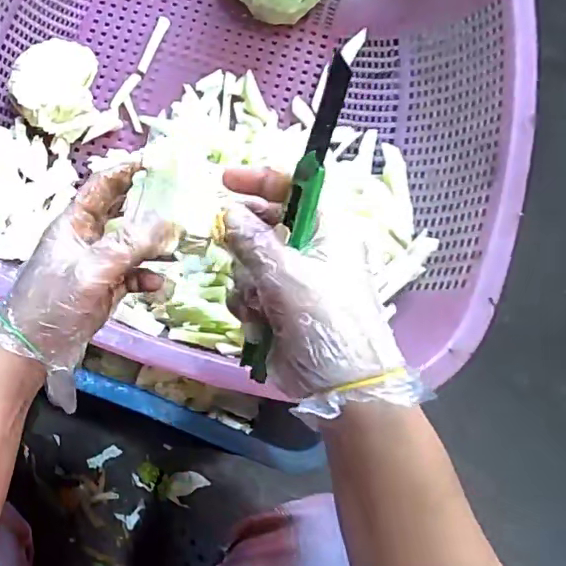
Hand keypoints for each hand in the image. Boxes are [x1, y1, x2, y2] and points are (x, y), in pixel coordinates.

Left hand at [0, 162, 170, 411]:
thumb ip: (129, 245)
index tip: (157, 161)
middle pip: (121, 211)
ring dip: (154, 245)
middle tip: (180, 197)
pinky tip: (159, 285)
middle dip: (148, 204)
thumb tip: (167, 222)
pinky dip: (146, 277)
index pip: (101, 186)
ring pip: (131, 245)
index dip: (126, 170)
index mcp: (74, 224)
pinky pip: (131, 275)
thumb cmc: (55, 300)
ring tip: (180, 244)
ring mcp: (96, 264)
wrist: (33, 347)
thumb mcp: (92, 269)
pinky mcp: (104, 288)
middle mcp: (86, 238)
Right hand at [219, 166, 429, 416]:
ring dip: (246, 281)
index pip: (295, 190)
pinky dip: (247, 304)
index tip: (225, 180)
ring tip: (259, 303)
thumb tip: (228, 212)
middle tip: (224, 243)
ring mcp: (294, 281)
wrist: (341, 385)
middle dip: (245, 242)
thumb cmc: (325, 320)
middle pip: (265, 226)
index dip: (260, 181)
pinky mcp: (279, 307)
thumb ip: (252, 240)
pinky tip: (257, 321)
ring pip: (248, 262)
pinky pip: (248, 291)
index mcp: (330, 231)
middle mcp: (312, 251)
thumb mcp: (286, 274)